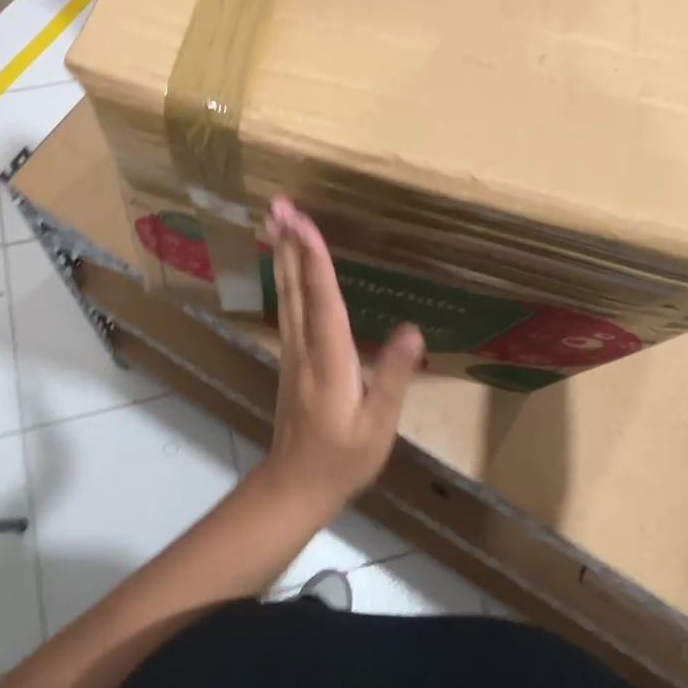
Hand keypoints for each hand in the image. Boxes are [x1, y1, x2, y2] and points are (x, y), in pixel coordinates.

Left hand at [256, 197, 424, 512]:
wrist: (294, 485)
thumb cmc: (342, 459)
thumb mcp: (378, 427)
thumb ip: (393, 377)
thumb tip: (413, 329)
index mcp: (330, 361)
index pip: (322, 300)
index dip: (314, 259)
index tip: (303, 222)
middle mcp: (304, 347)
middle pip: (294, 286)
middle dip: (288, 242)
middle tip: (278, 203)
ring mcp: (291, 351)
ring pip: (285, 293)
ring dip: (281, 253)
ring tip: (275, 219)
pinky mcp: (289, 357)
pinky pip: (286, 306)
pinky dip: (285, 276)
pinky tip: (284, 264)